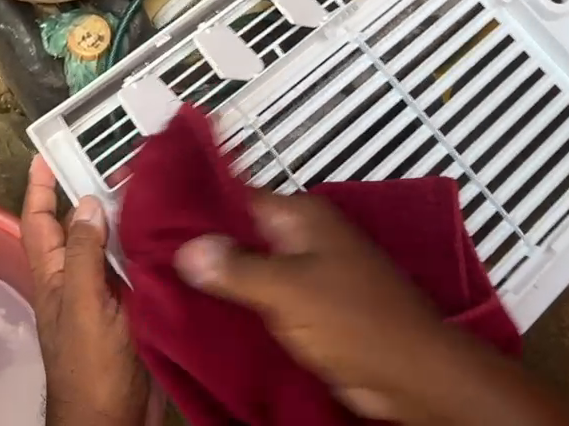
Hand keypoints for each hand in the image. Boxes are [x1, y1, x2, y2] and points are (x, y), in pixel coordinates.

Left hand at [22, 155, 149, 425]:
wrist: (119, 422)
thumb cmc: (91, 370)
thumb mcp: (82, 308)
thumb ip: (82, 256)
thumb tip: (86, 202)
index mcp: (55, 276)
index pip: (39, 221)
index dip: (39, 187)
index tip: (46, 154)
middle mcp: (80, 277)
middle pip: (81, 224)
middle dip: (94, 189)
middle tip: (119, 155)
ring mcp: (109, 290)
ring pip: (115, 239)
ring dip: (128, 211)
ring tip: (151, 179)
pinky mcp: (139, 301)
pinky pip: (142, 259)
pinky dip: (153, 239)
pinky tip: (174, 222)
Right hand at [174, 191, 568, 425]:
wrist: (413, 374)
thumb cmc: (361, 322)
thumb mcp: (289, 290)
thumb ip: (238, 267)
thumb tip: (190, 247)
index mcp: (299, 216)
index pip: (235, 193)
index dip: (196, 199)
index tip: (158, 206)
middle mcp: (302, 235)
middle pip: (239, 230)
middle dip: (202, 241)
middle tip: (154, 249)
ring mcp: (307, 270)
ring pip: (250, 264)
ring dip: (219, 275)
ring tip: (171, 281)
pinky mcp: (311, 305)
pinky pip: (264, 295)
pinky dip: (239, 301)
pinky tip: (210, 314)